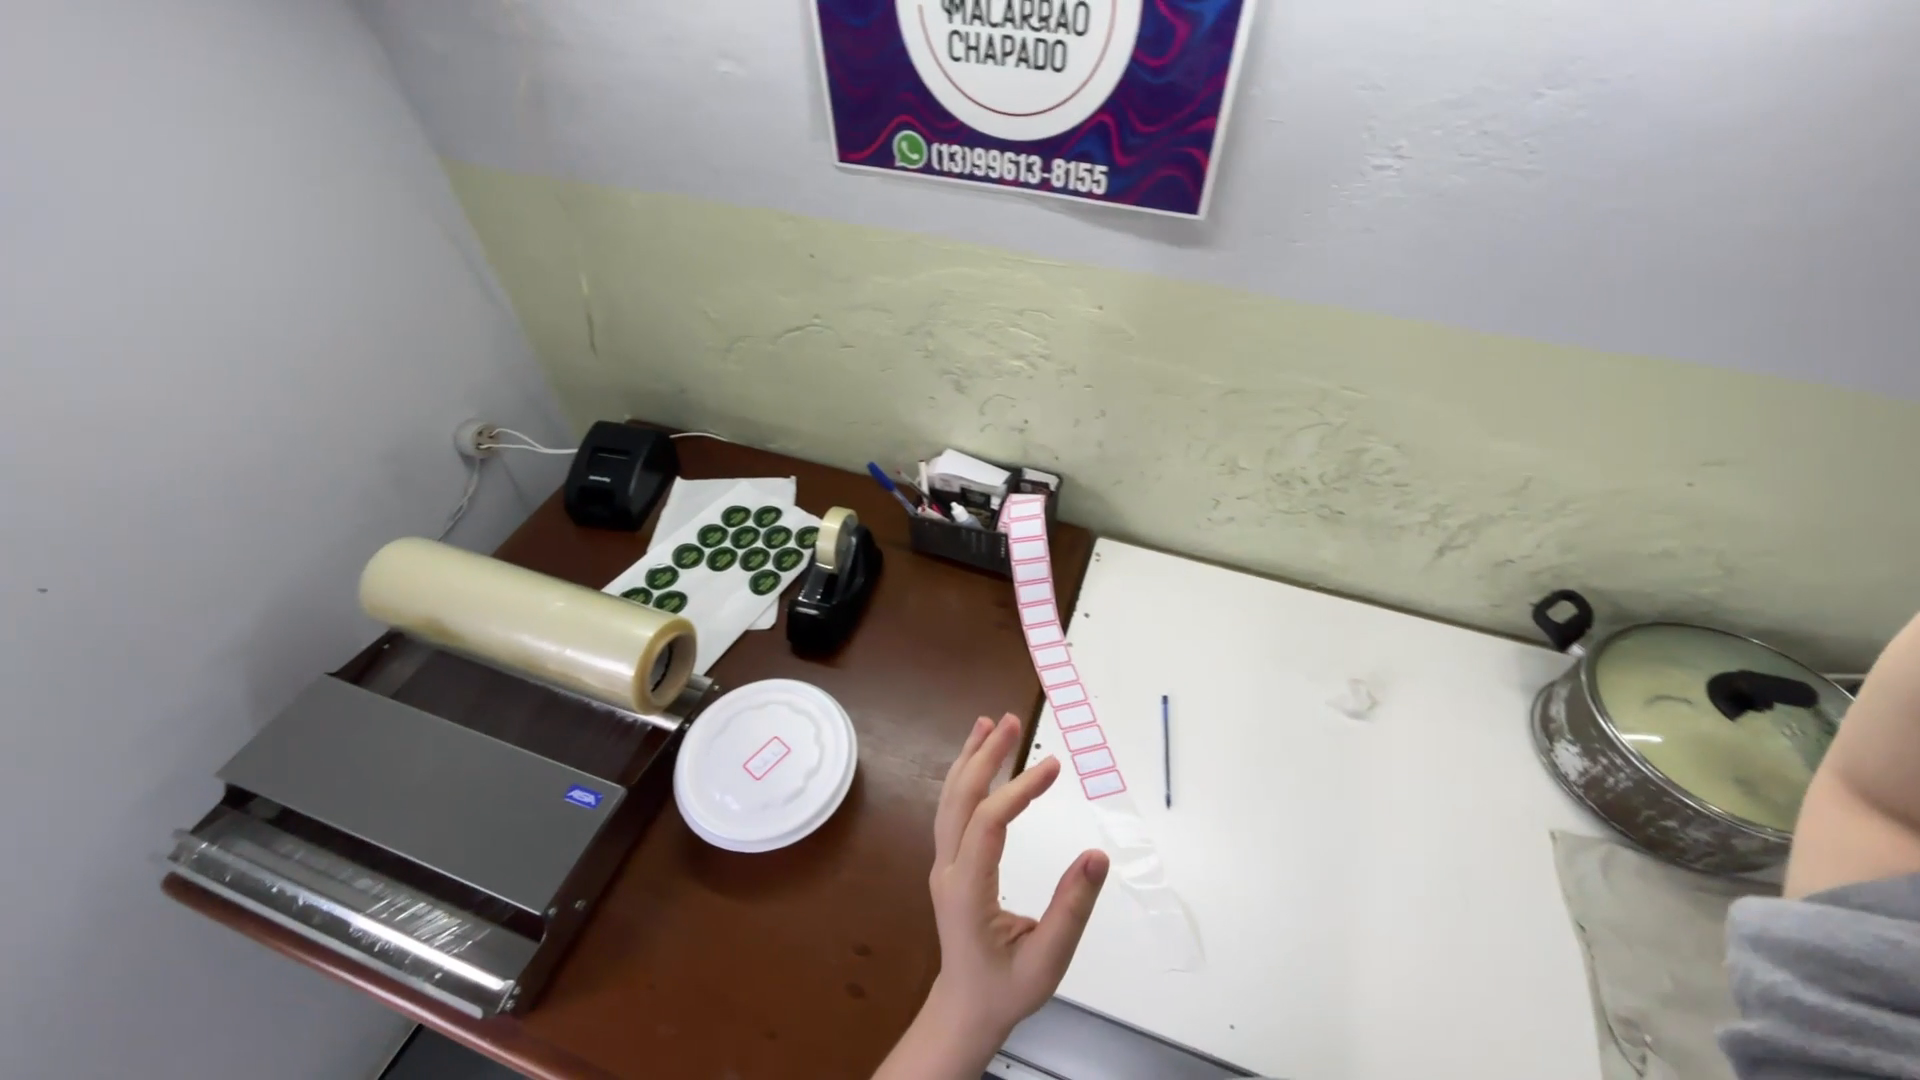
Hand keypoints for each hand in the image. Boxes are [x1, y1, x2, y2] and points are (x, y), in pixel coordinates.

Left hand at [873, 714, 1109, 1079]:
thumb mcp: (1048, 959)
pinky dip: (965, 778)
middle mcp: (948, 869)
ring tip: (989, 724)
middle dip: (985, 756)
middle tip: (1010, 721)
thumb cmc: (1006, 988)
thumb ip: (1072, 907)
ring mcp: (945, 864)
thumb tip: (1097, 856)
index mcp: (968, 889)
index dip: (1020, 789)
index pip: (990, 823)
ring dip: (971, 760)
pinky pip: (953, 810)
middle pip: (960, 798)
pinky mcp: (950, 864)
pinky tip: (977, 761)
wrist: (965, 1009)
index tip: (1053, 766)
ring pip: (951, 799)